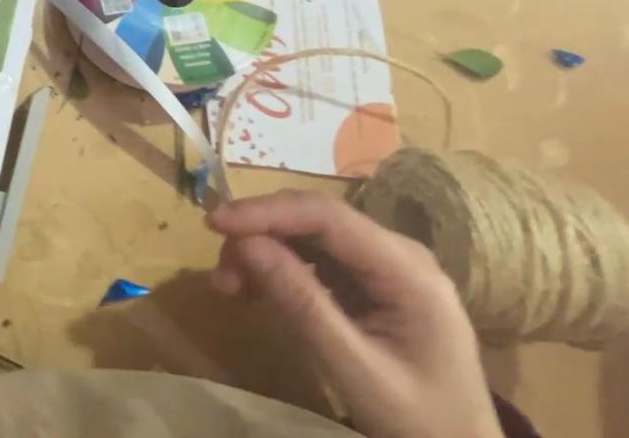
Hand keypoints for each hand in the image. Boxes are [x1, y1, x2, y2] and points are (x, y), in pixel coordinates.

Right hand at [206, 190, 502, 437]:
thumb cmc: (416, 420)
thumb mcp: (354, 370)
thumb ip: (302, 304)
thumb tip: (244, 244)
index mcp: (410, 272)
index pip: (326, 216)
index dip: (265, 212)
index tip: (212, 223)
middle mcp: (399, 253)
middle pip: (313, 218)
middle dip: (258, 233)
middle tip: (218, 270)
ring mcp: (386, 264)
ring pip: (307, 233)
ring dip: (263, 250)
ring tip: (230, 286)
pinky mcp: (371, 279)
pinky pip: (314, 255)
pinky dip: (278, 265)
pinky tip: (254, 287)